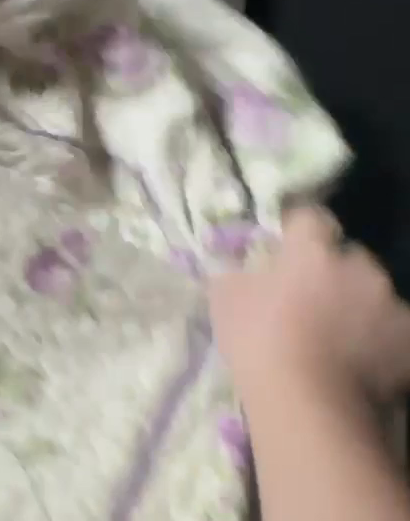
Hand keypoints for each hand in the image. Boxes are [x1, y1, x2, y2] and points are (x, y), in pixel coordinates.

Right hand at [209, 206, 409, 405]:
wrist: (309, 399)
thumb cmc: (256, 334)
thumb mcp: (224, 292)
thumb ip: (244, 268)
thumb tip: (250, 264)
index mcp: (314, 253)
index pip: (312, 217)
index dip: (297, 223)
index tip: (284, 234)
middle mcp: (363, 273)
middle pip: (351, 256)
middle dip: (333, 266)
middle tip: (307, 285)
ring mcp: (396, 311)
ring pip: (375, 293)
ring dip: (357, 300)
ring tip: (335, 324)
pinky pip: (391, 328)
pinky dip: (376, 333)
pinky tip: (356, 350)